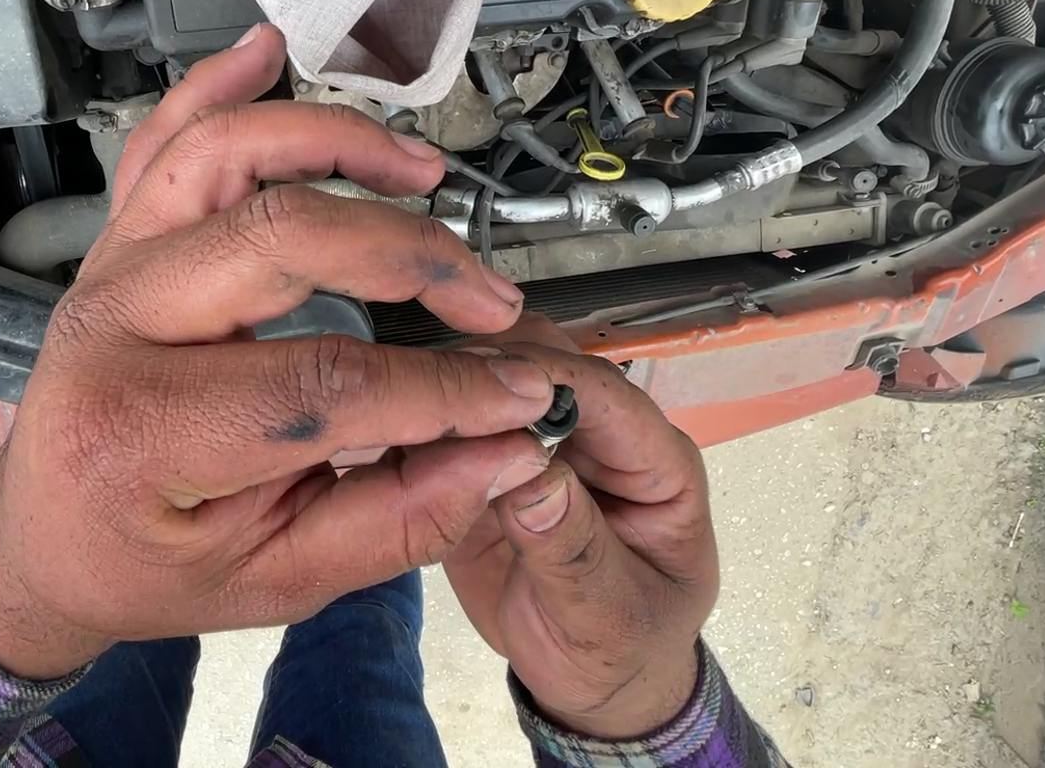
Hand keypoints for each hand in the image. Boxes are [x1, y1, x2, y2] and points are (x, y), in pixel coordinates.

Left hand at [0, 26, 557, 678]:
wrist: (45, 533)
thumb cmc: (146, 563)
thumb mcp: (274, 577)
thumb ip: (396, 519)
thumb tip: (502, 451)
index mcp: (142, 429)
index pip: (327, 385)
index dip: (444, 391)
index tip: (516, 394)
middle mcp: (116, 322)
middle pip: (285, 238)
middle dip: (412, 259)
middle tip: (486, 296)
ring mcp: (115, 263)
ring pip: (226, 152)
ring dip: (335, 143)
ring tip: (421, 172)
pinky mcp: (123, 238)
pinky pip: (163, 137)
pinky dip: (218, 85)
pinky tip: (268, 54)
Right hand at [443, 316, 719, 739]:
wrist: (583, 683)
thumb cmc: (617, 651)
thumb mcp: (606, 619)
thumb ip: (573, 550)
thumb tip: (533, 476)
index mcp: (652, 460)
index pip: (604, 393)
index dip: (546, 379)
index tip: (483, 380)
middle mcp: (599, 432)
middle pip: (548, 363)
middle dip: (489, 366)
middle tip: (428, 386)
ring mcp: (544, 438)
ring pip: (498, 375)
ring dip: (454, 381)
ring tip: (401, 400)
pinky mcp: (494, 454)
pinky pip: (461, 417)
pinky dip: (430, 414)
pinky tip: (391, 424)